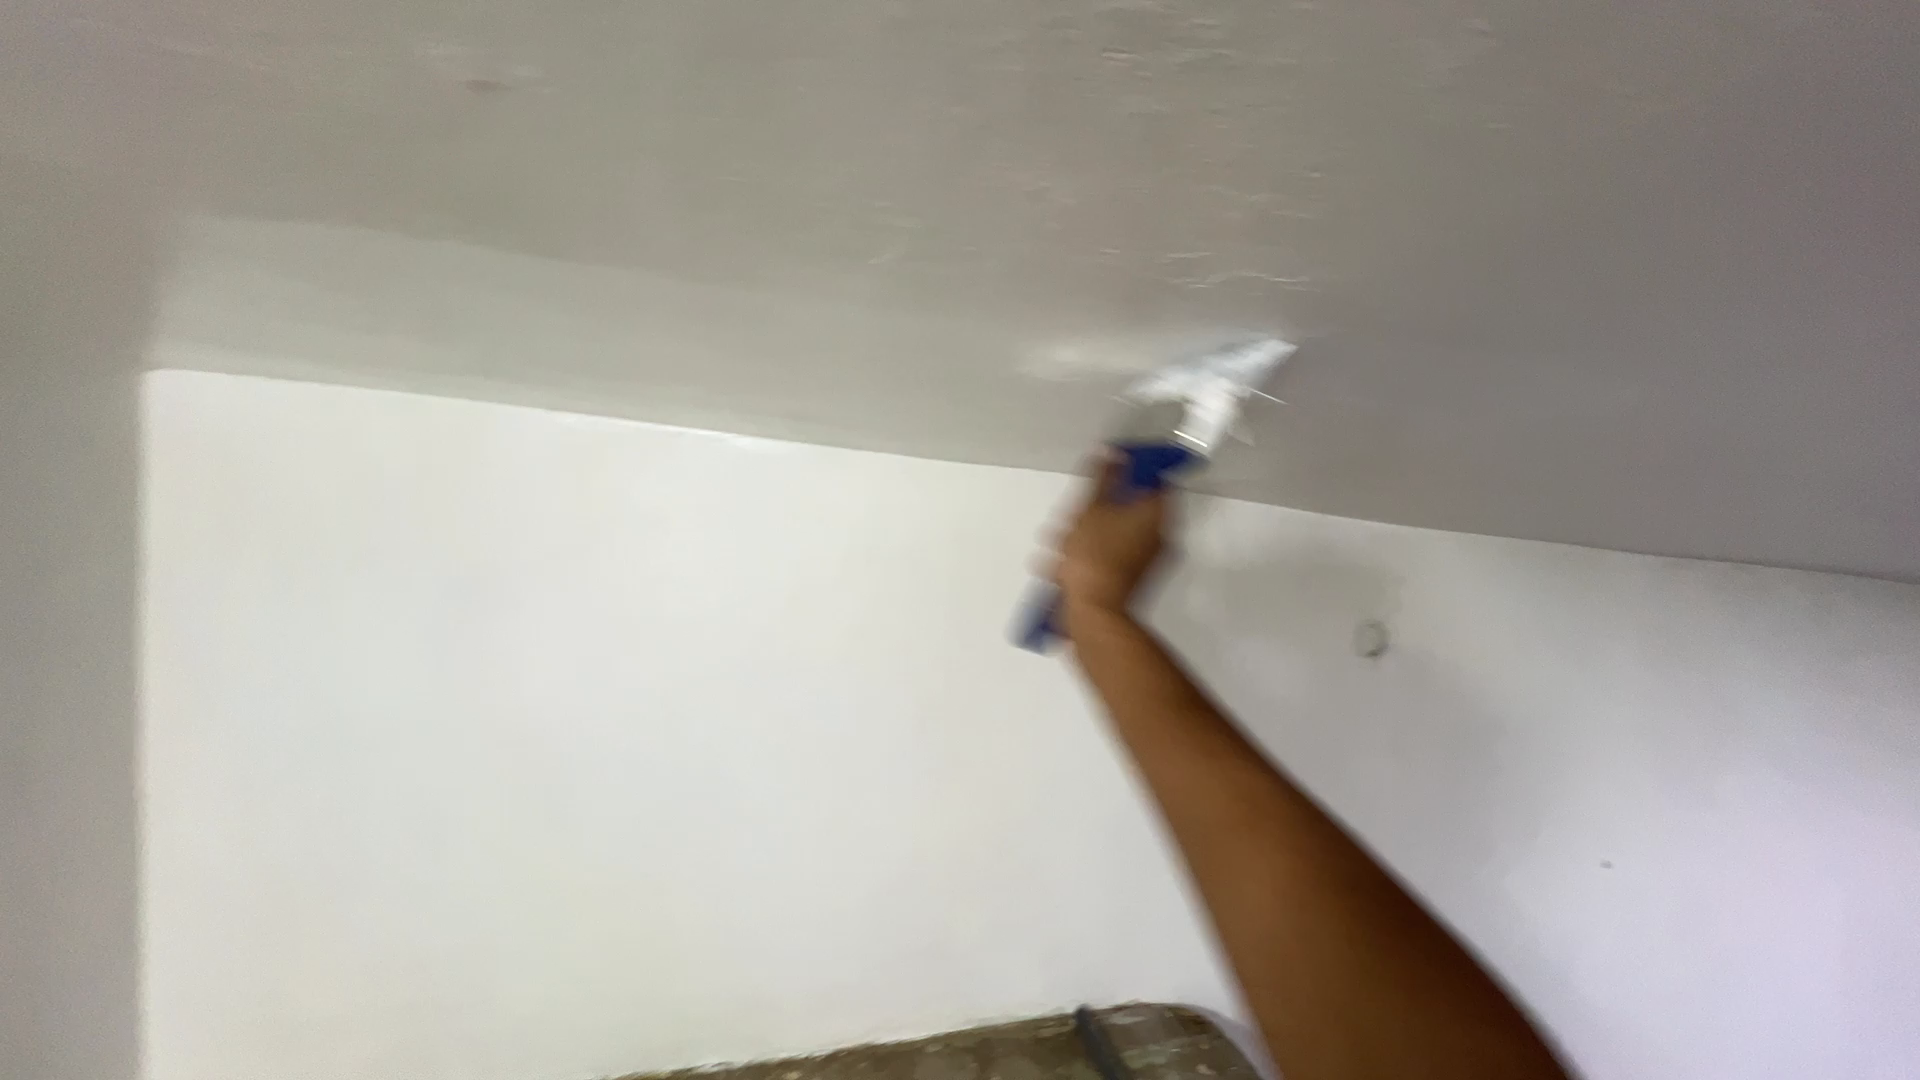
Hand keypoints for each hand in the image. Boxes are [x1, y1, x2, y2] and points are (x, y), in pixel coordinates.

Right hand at [1051, 454, 1171, 621]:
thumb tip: (1114, 451)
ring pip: (1113, 532)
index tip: (1106, 471)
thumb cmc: (1094, 557)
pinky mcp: (1129, 579)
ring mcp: (1145, 560)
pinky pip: (1108, 555)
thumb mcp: (1092, 507)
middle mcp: (1159, 536)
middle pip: (1128, 506)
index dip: (1131, 469)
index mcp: (1157, 515)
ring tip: (1056, 543)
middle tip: (1070, 516)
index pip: (1155, 478)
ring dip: (1082, 533)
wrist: (1093, 613)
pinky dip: (1086, 554)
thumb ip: (1103, 476)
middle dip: (1093, 508)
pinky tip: (1059, 563)